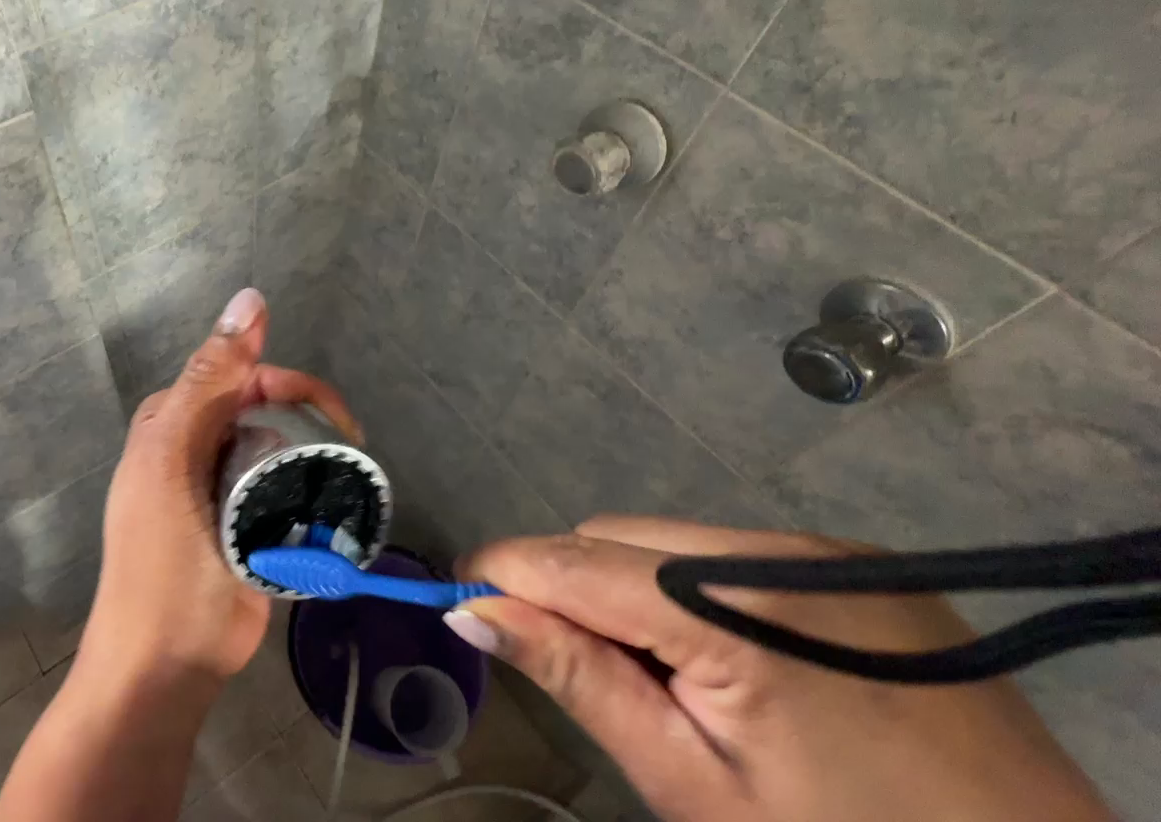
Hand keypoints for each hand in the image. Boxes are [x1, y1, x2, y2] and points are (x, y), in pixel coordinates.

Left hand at [79, 287, 362, 682]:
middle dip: (311, 423)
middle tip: (351, 449)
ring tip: (348, 482)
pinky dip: (313, 496)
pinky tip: (335, 509)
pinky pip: (290, 492)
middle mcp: (199, 447)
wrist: (167, 664)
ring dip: (316, 461)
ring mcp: (226, 489)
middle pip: (269, 410)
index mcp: (174, 422)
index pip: (241, 375)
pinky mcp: (250, 527)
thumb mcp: (175, 460)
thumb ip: (211, 380)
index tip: (334, 417)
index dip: (289, 385)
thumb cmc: (162, 562)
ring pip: (285, 450)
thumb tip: (249, 298)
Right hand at [448, 516, 1112, 821]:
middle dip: (570, 590)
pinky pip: (721, 549)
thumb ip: (579, 679)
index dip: (501, 575)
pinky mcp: (856, 560)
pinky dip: (687, 587)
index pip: (568, 560)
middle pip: (610, 538)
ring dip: (628, 588)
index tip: (463, 609)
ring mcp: (823, 546)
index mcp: (731, 606)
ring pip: (659, 536)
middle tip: (593, 677)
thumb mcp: (692, 783)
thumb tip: (472, 612)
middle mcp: (773, 549)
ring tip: (669, 676)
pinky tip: (728, 658)